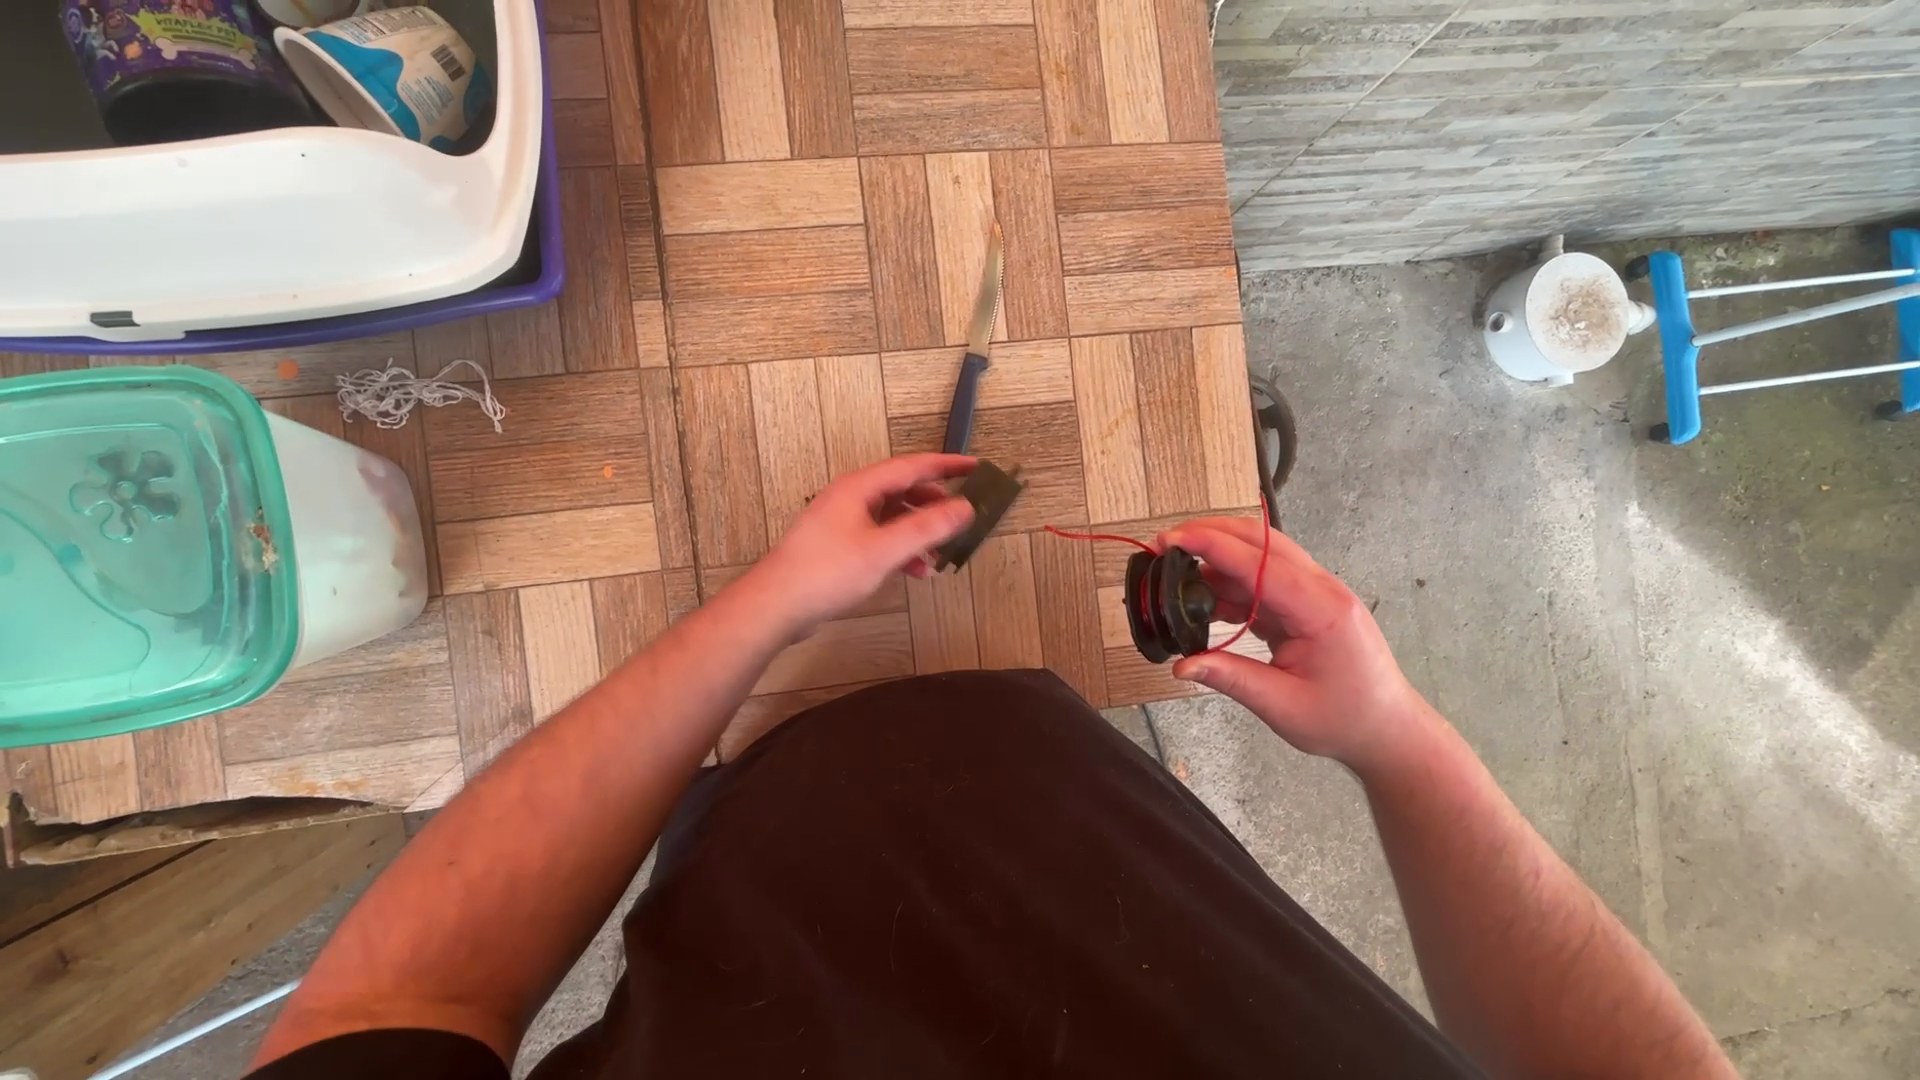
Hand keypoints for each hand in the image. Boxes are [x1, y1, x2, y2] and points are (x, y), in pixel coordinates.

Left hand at [743, 454, 976, 636]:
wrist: (776, 606)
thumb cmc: (827, 573)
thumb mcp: (884, 550)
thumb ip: (926, 527)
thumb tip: (964, 508)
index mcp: (859, 487)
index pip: (911, 466)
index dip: (945, 466)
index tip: (975, 467)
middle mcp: (849, 498)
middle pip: (901, 490)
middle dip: (933, 503)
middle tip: (962, 514)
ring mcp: (841, 522)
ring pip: (890, 517)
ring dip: (917, 531)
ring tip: (940, 553)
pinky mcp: (837, 546)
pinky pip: (878, 537)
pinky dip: (899, 549)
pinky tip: (913, 571)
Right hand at [1156, 517, 1437, 771]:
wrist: (1388, 728)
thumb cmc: (1343, 719)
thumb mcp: (1283, 706)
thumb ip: (1231, 678)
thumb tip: (1180, 666)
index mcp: (1320, 608)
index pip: (1258, 561)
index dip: (1210, 545)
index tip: (1168, 541)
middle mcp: (1320, 589)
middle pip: (1260, 540)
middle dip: (1210, 533)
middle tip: (1164, 544)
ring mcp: (1315, 592)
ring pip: (1260, 554)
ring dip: (1217, 556)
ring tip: (1175, 572)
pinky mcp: (1305, 603)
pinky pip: (1263, 579)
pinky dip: (1230, 582)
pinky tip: (1203, 599)